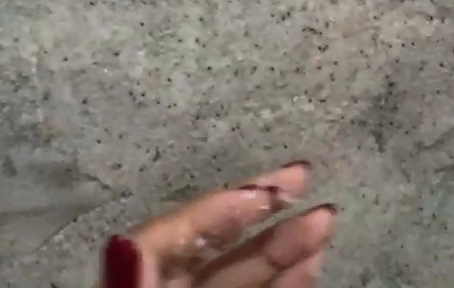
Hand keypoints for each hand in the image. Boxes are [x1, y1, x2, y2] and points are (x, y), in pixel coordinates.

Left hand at [102, 163, 336, 287]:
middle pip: (216, 244)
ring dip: (286, 245)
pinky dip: (286, 283)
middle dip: (266, 210)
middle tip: (307, 175)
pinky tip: (313, 263)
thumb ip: (137, 276)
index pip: (175, 229)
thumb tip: (126, 247)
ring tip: (327, 219)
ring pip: (242, 272)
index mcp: (136, 273)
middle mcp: (167, 284)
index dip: (221, 206)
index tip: (270, 185)